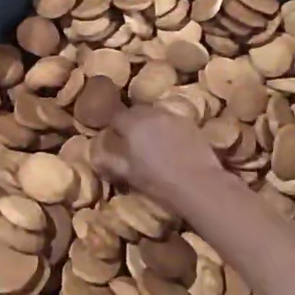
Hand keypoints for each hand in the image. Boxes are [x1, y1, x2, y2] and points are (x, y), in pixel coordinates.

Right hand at [92, 106, 226, 205]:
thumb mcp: (128, 175)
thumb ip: (109, 162)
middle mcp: (152, 114)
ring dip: (151, 123)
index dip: (113, 126)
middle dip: (132, 121)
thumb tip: (96, 156)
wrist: (198, 183)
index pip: (116, 116)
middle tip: (132, 139)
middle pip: (136, 111)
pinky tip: (172, 144)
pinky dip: (168, 127)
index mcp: (133, 125)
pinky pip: (173, 120)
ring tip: (154, 141)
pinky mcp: (191, 123)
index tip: (114, 137)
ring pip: (156, 113)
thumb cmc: (158, 181)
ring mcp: (173, 116)